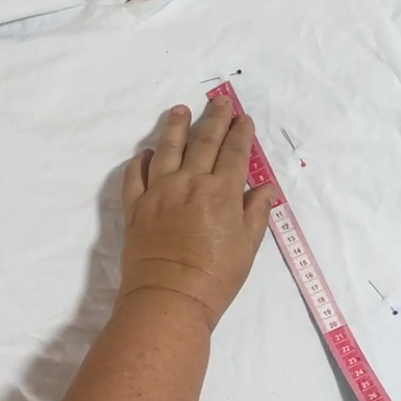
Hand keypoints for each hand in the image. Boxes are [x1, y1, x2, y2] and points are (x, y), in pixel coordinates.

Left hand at [119, 98, 277, 329]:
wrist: (169, 298)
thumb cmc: (216, 278)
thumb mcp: (248, 248)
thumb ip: (256, 214)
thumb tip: (264, 189)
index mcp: (221, 192)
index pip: (234, 154)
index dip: (241, 134)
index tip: (244, 119)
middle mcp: (190, 183)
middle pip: (204, 142)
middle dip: (215, 120)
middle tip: (220, 102)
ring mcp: (159, 192)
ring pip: (167, 150)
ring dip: (175, 127)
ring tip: (180, 111)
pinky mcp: (136, 207)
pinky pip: (135, 176)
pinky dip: (140, 161)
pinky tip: (146, 153)